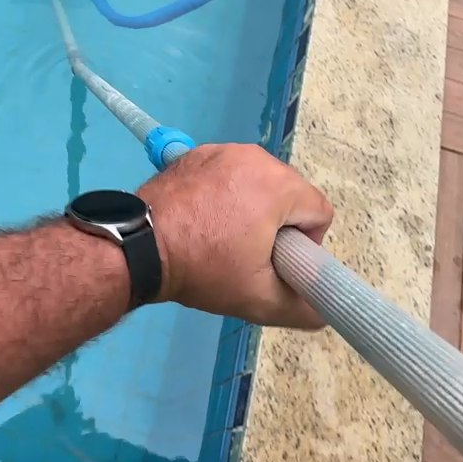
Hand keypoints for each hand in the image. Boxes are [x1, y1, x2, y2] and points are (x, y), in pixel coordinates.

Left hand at [137, 143, 332, 328]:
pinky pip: (230, 171)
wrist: (140, 246)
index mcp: (279, 184)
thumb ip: (302, 307)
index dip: (305, 244)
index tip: (275, 261)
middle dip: (279, 223)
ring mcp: (223, 150)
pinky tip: (204, 216)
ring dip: (253, 205)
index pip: (319, 212)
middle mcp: (255, 156)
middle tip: (248, 251)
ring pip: (260, 180)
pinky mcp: (197, 153)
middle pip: (291, 193)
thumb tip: (322, 311)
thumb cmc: (204, 267)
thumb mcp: (259, 298)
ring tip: (223, 234)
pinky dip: (226, 191)